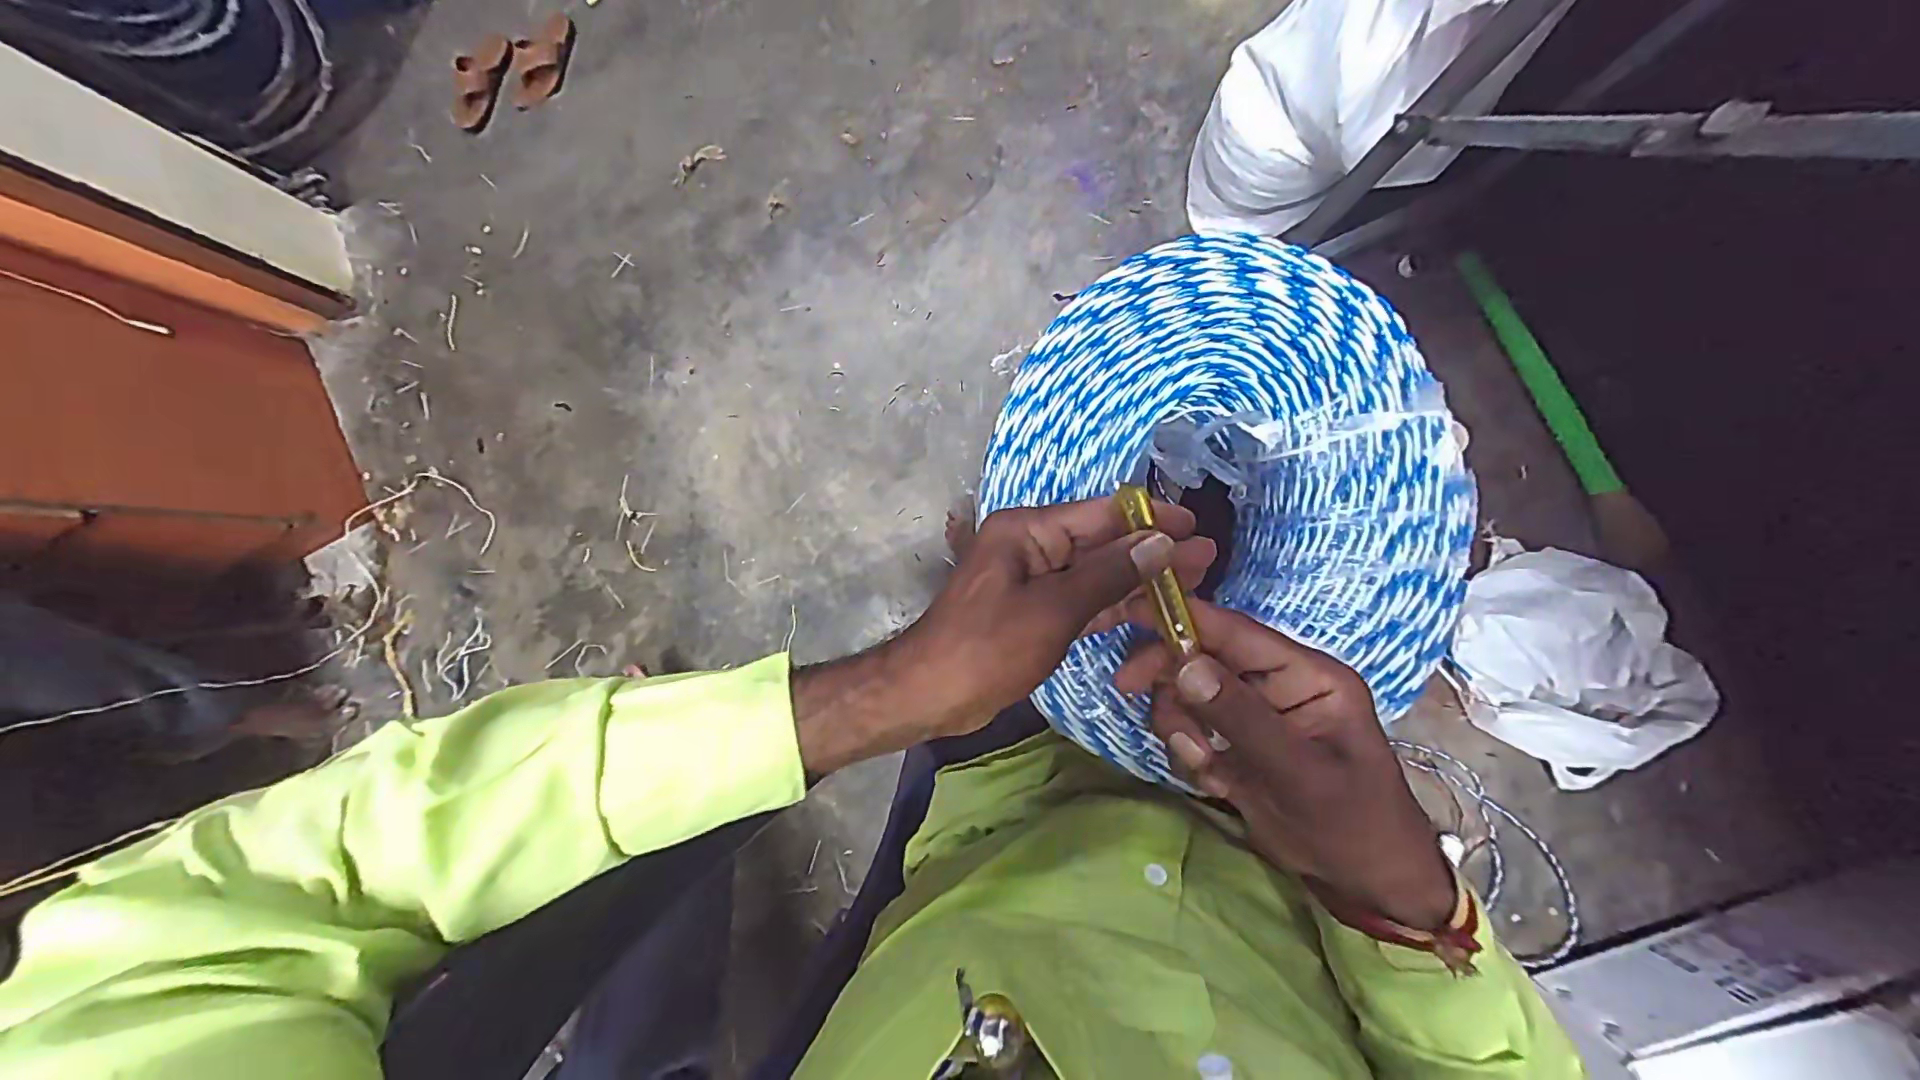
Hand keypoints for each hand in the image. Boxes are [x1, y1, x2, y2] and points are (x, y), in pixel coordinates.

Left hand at [791, 497, 1214, 775]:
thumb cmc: (988, 647)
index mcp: (1028, 531)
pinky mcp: (1035, 611)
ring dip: (1139, 579)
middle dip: (1152, 552)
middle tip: (1207, 558)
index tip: (1195, 526)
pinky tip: (1152, 608)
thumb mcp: (1053, 608)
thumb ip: (1109, 574)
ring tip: (1193, 581)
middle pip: (1102, 543)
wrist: (933, 694)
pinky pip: (1082, 600)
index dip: (1150, 519)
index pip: (1101, 514)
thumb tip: (1160, 542)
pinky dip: (1114, 605)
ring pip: (1096, 574)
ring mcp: (1033, 580)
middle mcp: (1031, 546)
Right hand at [1115, 599, 1455, 929]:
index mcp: (1304, 674)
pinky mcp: (1232, 740)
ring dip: (1179, 724)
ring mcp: (1250, 712)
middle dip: (1166, 674)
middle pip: (1200, 656)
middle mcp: (1273, 684)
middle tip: (1126, 687)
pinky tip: (1215, 781)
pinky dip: (1187, 752)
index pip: (1234, 631)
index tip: (1131, 611)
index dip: (1183, 617)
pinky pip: (1188, 728)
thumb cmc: (1354, 823)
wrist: (1366, 882)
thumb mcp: (1301, 773)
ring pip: (1186, 692)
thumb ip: (1242, 718)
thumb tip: (1185, 666)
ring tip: (1203, 763)